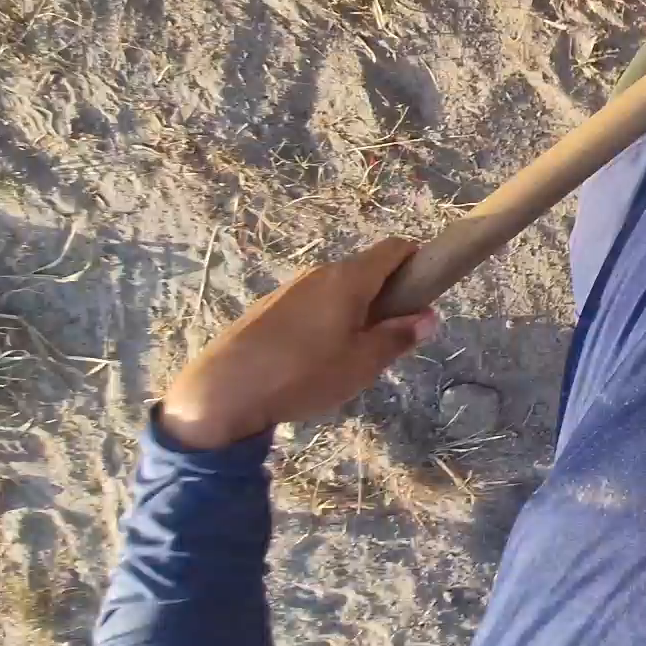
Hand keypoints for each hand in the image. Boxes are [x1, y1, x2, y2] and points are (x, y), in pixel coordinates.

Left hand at [159, 237, 436, 449]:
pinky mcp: (265, 308)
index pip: (394, 248)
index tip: (422, 292)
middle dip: (386, 294)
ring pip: (337, 288)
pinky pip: (310, 303)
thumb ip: (399, 336)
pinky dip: (324, 319)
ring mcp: (289, 289)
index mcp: (349, 279)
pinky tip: (310, 358)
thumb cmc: (301, 375)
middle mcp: (319, 273)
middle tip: (387, 335)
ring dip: (354, 309)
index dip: (416, 261)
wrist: (216, 397)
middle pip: (366, 269)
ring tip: (347, 353)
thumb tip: (429, 317)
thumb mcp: (362, 364)